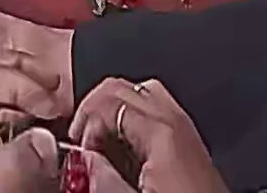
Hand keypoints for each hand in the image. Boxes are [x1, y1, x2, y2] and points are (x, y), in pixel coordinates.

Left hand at [0, 48, 65, 192]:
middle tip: (61, 94)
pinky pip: (1, 122)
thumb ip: (9, 171)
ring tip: (57, 111)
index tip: (54, 104)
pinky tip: (41, 133)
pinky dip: (25, 119)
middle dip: (28, 77)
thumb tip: (45, 141)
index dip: (23, 81)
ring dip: (29, 95)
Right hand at [70, 79, 226, 192]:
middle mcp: (173, 118)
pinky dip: (132, 111)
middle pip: (122, 86)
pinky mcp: (188, 137)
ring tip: (98, 135)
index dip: (86, 122)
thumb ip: (105, 180)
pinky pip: (154, 104)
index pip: (109, 102)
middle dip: (94, 107)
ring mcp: (183, 124)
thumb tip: (83, 158)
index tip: (78, 149)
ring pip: (139, 89)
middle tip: (81, 138)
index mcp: (160, 131)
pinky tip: (125, 138)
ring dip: (113, 105)